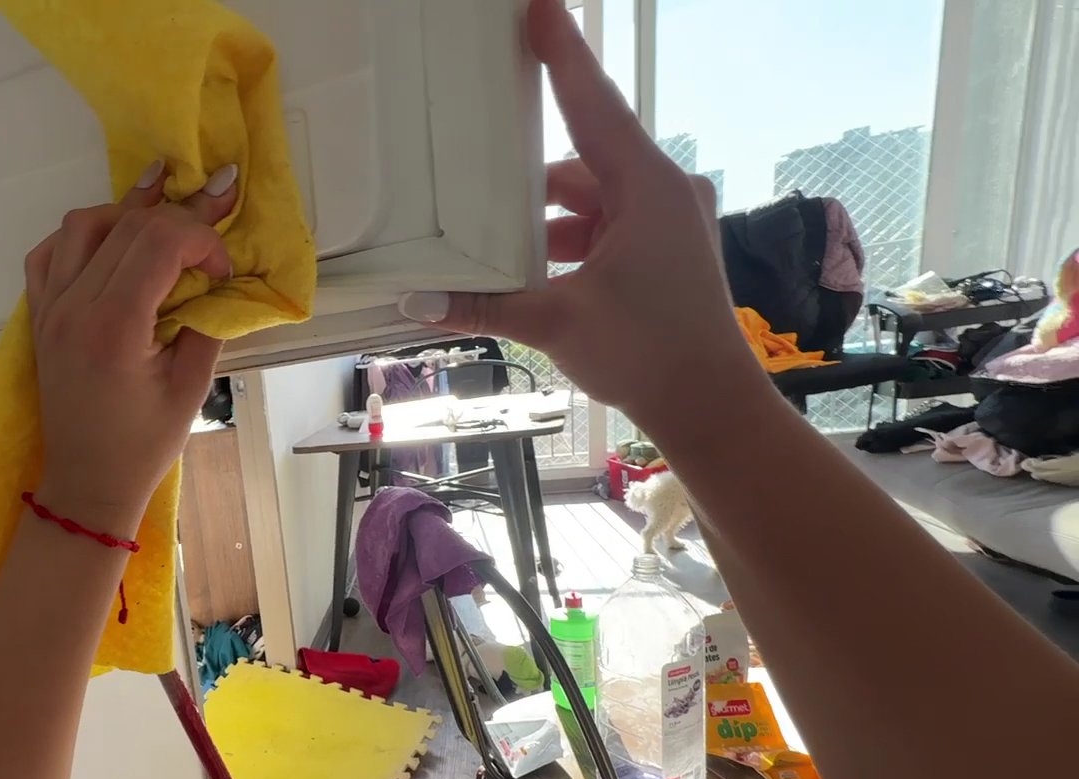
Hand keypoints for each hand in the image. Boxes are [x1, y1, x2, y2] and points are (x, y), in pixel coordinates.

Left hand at [24, 162, 239, 536]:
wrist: (86, 483)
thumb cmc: (141, 448)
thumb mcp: (190, 390)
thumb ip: (208, 324)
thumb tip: (218, 279)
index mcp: (113, 328)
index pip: (158, 241)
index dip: (202, 238)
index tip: (223, 270)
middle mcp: (73, 308)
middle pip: (126, 225)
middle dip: (177, 216)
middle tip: (214, 216)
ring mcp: (49, 311)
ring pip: (81, 225)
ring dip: (126, 215)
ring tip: (161, 223)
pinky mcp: (39, 319)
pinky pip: (48, 254)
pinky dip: (80, 238)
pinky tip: (108, 246)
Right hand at [399, 0, 757, 431]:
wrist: (703, 399)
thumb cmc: (644, 348)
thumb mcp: (554, 321)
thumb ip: (482, 306)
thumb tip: (416, 300)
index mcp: (646, 189)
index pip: (593, 107)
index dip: (563, 54)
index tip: (538, 7)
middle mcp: (659, 194)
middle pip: (580, 163)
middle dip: (524, 182)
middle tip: (472, 181)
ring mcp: (659, 225)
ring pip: (584, 203)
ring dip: (537, 224)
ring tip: (486, 247)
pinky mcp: (653, 254)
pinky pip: (594, 231)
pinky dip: (557, 246)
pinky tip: (520, 273)